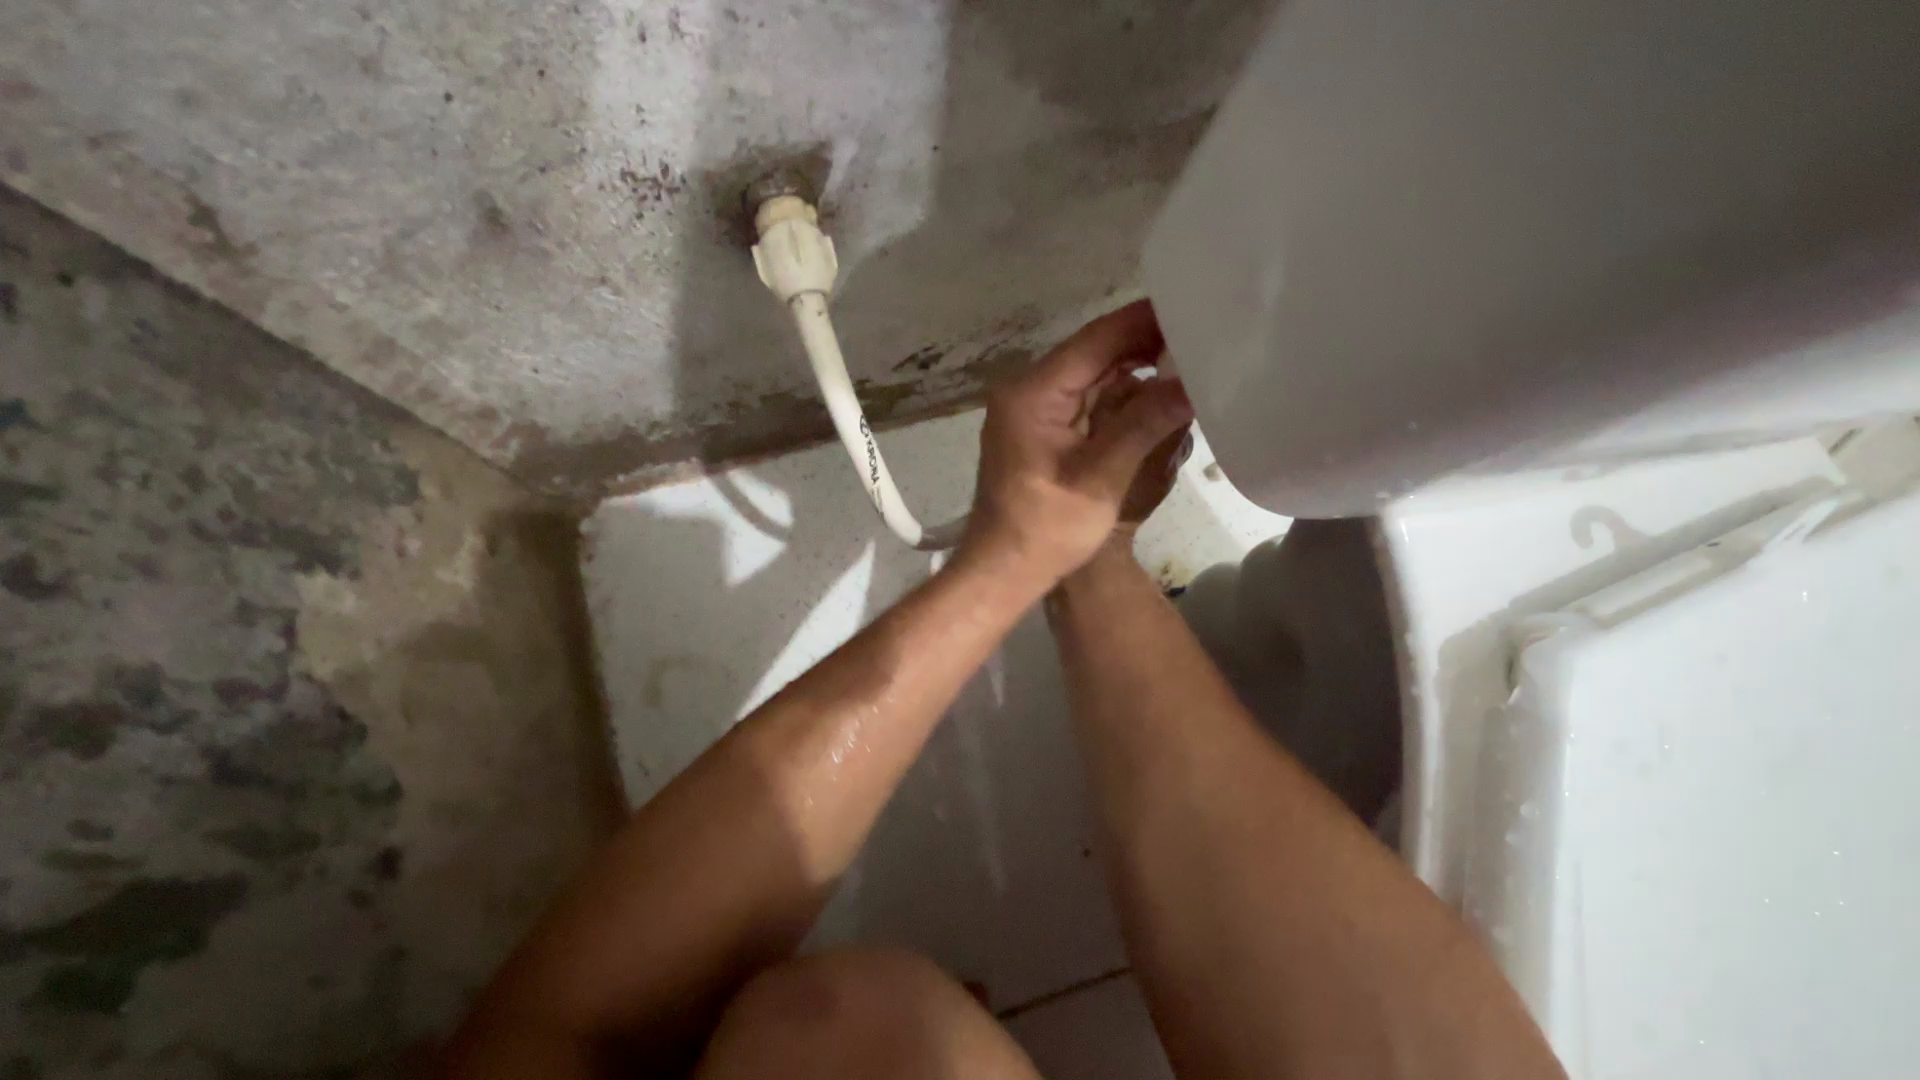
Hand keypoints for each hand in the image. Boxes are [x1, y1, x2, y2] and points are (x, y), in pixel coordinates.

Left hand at [960, 300, 1193, 584]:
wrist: (1001, 571)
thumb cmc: (1044, 530)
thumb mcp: (1100, 479)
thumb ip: (1143, 424)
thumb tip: (1192, 382)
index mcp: (1032, 393)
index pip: (1095, 339)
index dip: (1144, 321)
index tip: (1192, 304)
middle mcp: (1027, 390)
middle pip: (1094, 352)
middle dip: (1146, 344)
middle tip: (1204, 335)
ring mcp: (1032, 409)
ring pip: (1093, 375)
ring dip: (1137, 370)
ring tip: (1192, 359)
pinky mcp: (1041, 429)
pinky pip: (1086, 399)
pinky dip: (1121, 396)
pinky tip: (1159, 394)